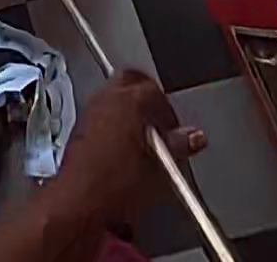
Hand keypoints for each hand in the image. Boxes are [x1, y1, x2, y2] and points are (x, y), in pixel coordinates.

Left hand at [50, 70, 207, 225]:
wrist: (83, 197)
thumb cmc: (117, 181)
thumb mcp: (159, 166)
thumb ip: (178, 145)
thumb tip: (195, 137)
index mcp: (131, 100)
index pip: (155, 91)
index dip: (169, 110)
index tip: (175, 128)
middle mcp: (109, 96)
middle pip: (132, 79)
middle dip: (147, 94)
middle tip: (160, 118)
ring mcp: (93, 106)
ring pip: (115, 90)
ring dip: (130, 104)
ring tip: (143, 131)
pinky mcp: (82, 120)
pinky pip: (102, 106)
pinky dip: (114, 115)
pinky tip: (122, 141)